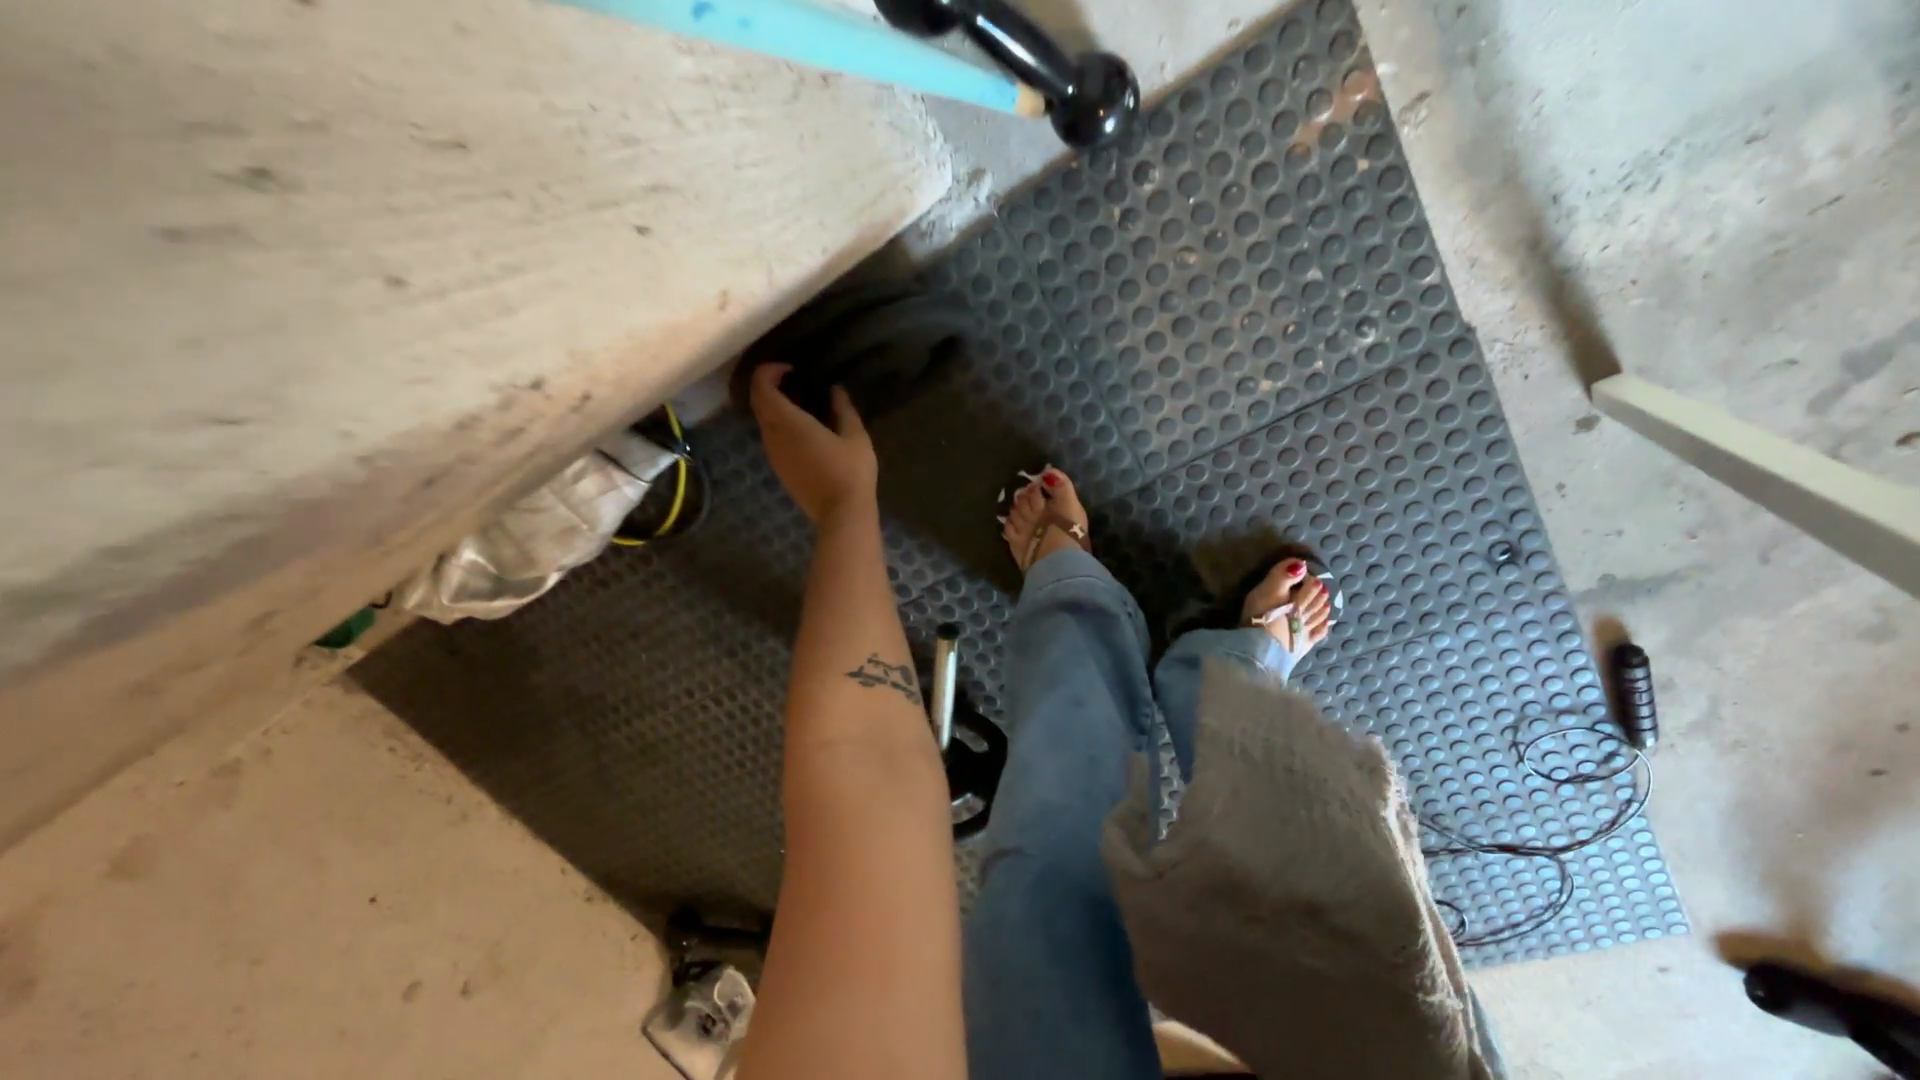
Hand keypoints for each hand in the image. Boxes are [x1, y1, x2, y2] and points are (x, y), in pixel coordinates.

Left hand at [749, 362, 878, 524]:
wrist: (841, 514)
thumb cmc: (850, 471)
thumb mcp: (855, 435)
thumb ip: (842, 408)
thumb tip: (835, 390)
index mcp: (789, 423)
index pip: (762, 388)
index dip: (768, 371)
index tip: (791, 369)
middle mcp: (773, 437)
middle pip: (758, 403)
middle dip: (771, 386)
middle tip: (797, 381)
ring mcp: (774, 455)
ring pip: (764, 422)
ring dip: (776, 407)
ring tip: (804, 404)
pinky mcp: (780, 469)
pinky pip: (772, 438)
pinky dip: (781, 425)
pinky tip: (806, 429)